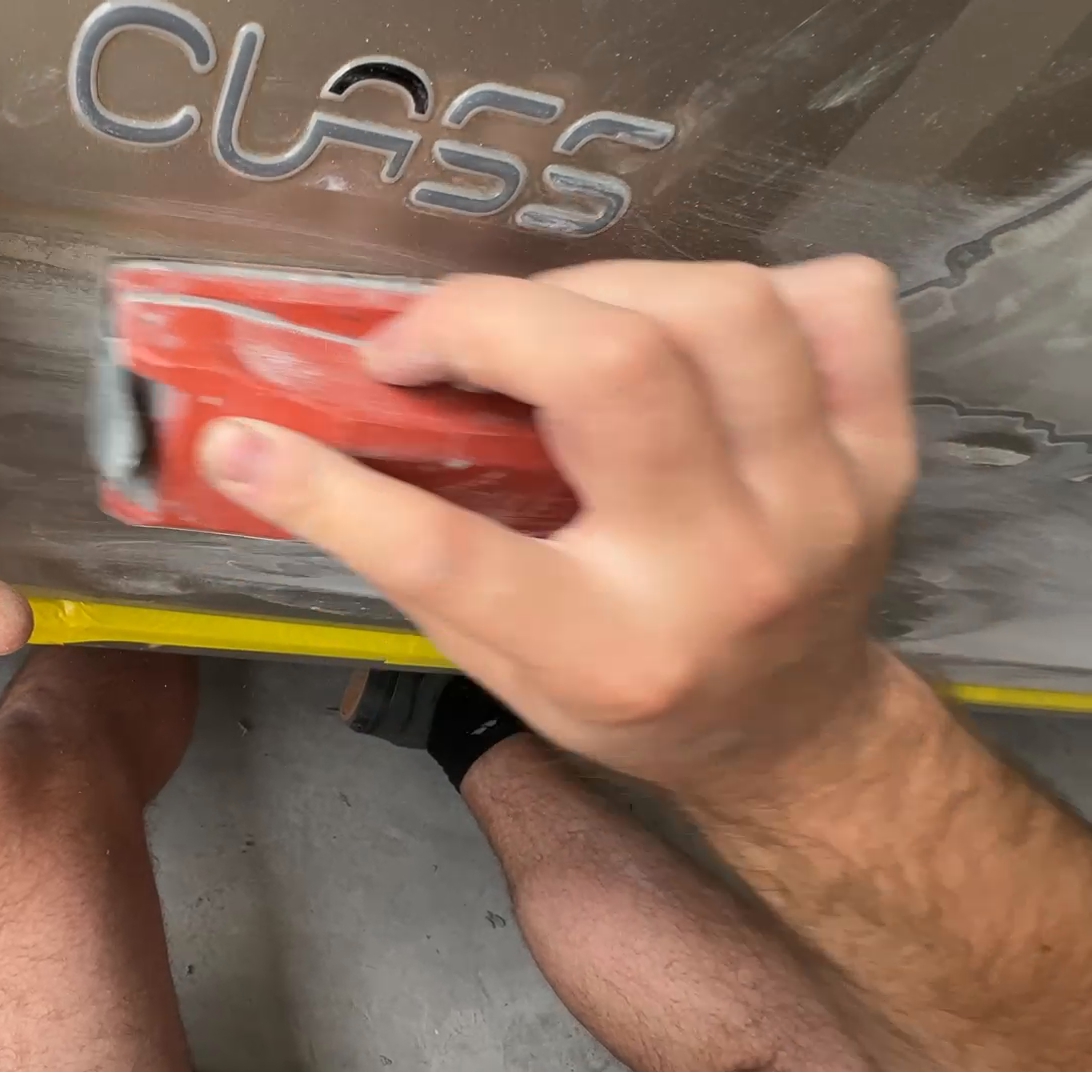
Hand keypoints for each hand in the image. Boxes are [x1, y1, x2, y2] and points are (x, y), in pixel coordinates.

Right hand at [196, 258, 915, 783]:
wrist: (782, 730)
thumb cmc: (604, 697)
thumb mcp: (486, 657)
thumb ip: (413, 557)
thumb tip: (303, 456)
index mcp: (595, 646)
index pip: (441, 554)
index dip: (323, 491)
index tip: (239, 441)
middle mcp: (718, 572)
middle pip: (611, 374)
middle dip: (479, 322)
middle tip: (414, 345)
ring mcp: (822, 499)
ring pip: (715, 310)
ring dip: (586, 291)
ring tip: (530, 328)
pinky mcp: (884, 451)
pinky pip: (833, 302)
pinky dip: (734, 288)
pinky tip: (670, 332)